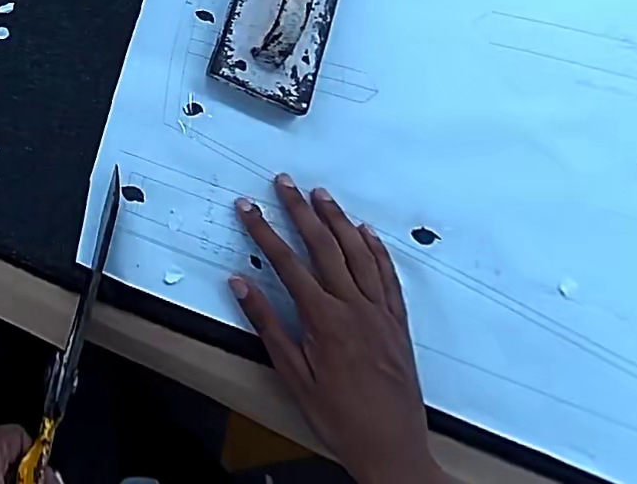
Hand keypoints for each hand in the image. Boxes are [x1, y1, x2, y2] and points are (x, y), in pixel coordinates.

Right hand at [230, 175, 449, 483]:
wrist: (394, 453)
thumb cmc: (338, 415)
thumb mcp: (292, 373)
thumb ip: (266, 323)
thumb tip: (238, 282)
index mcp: (324, 319)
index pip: (286, 262)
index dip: (263, 230)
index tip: (247, 207)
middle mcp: (354, 308)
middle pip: (324, 247)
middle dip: (300, 210)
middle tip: (285, 182)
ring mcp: (380, 314)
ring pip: (358, 254)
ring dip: (338, 220)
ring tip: (322, 194)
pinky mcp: (398, 324)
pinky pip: (389, 278)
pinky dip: (377, 250)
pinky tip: (366, 232)